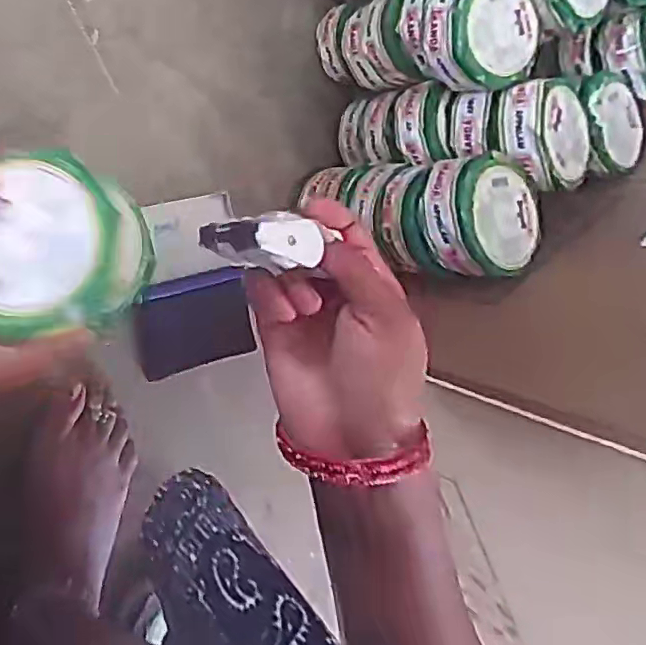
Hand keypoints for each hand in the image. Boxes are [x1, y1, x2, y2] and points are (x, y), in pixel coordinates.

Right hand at [245, 198, 427, 459]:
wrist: (351, 436)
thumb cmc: (382, 376)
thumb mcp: (385, 317)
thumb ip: (354, 268)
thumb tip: (320, 235)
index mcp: (369, 282)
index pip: (347, 236)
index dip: (330, 218)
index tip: (310, 208)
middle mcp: (333, 287)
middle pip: (307, 243)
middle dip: (299, 242)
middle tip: (294, 249)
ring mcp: (299, 303)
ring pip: (280, 262)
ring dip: (288, 273)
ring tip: (303, 304)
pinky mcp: (271, 321)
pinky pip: (259, 288)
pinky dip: (267, 293)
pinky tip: (284, 314)